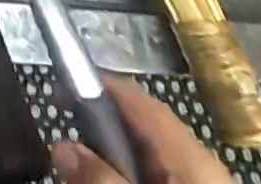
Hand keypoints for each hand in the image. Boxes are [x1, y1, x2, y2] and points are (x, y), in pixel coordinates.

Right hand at [51, 76, 235, 183]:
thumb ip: (101, 181)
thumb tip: (62, 147)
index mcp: (193, 161)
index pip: (141, 103)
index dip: (99, 86)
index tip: (59, 88)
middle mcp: (202, 170)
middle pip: (143, 131)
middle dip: (100, 130)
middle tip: (63, 138)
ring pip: (149, 162)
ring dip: (111, 163)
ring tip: (79, 173)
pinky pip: (158, 181)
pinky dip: (128, 180)